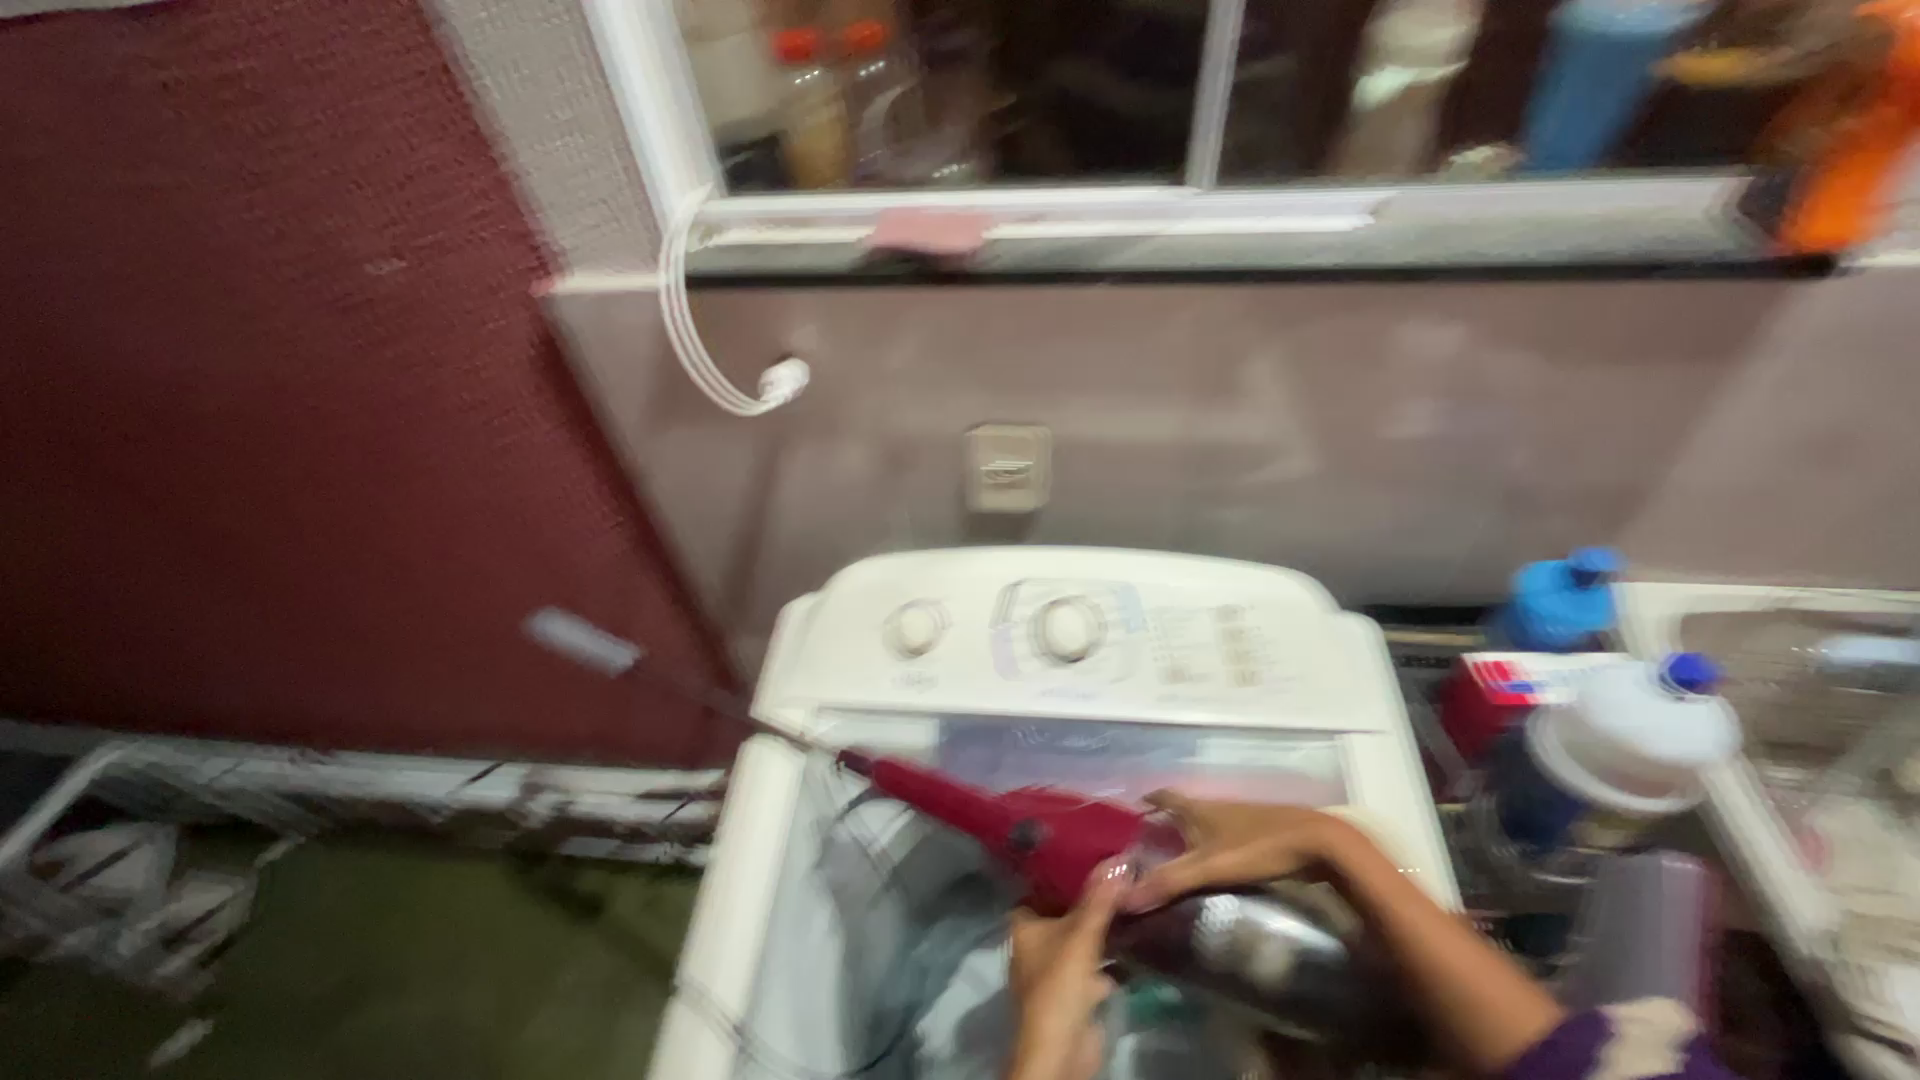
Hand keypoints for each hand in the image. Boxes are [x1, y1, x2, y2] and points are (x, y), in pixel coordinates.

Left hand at [1005, 860, 1125, 1079]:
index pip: (1036, 889)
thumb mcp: (1080, 936)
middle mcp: (1034, 946)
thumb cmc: (1059, 983)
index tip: (1082, 854)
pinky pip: (1094, 967)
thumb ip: (1098, 900)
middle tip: (1114, 874)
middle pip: (1061, 914)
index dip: (1056, 873)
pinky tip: (1134, 940)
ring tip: (1129, 900)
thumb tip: (1117, 859)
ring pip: (1079, 941)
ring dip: (1100, 929)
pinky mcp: (1074, 994)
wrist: (1061, 1049)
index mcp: (1024, 927)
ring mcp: (1054, 971)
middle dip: (1085, 900)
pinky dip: (1110, 957)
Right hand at [1124, 791, 1360, 911]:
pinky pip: (1225, 836)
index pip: (1165, 796)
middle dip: (1167, 823)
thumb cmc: (1257, 847)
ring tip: (1178, 859)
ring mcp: (1240, 818)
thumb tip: (1124, 899)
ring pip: (1206, 824)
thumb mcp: (1209, 867)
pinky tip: (1215, 868)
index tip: (1135, 809)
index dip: (1149, 801)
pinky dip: (1213, 847)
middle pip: (1184, 810)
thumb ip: (1170, 882)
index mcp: (1198, 808)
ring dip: (1191, 836)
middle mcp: (1216, 807)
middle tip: (1150, 844)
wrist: (1317, 842)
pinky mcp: (1260, 832)